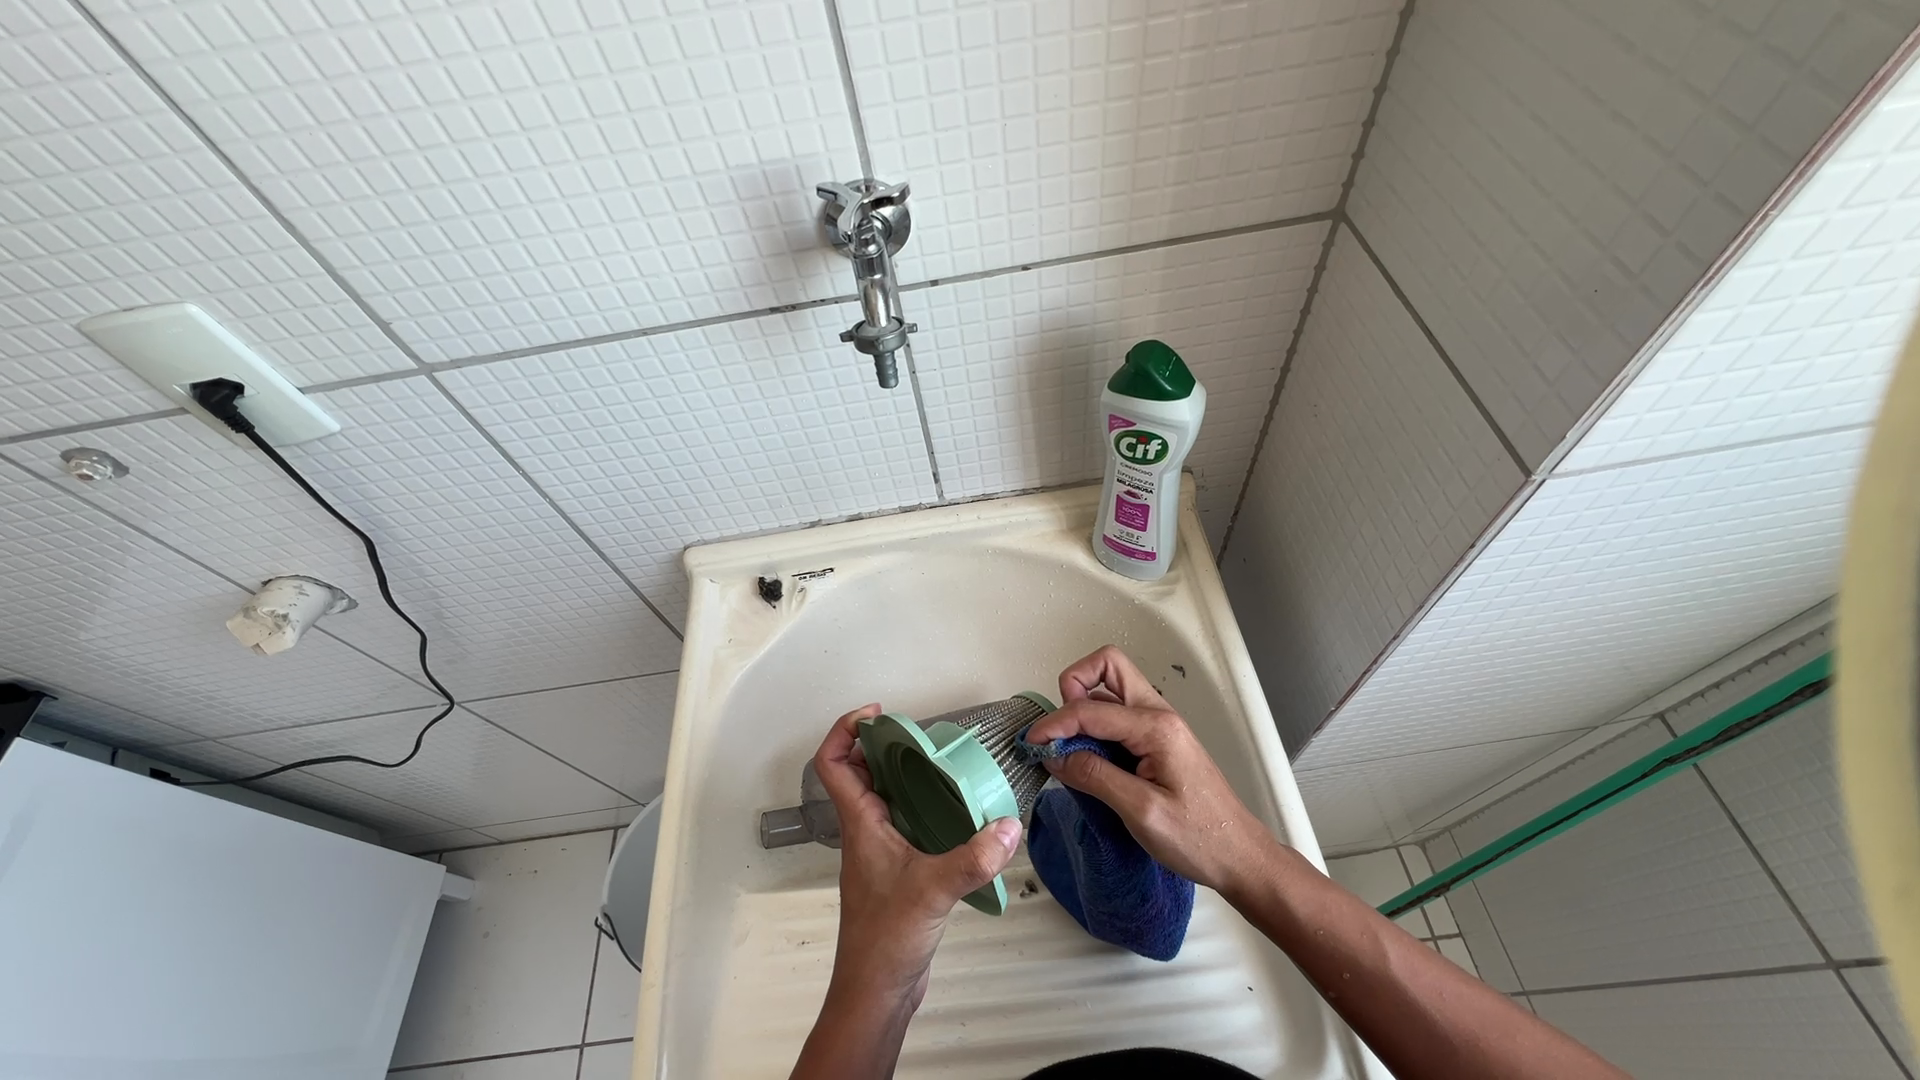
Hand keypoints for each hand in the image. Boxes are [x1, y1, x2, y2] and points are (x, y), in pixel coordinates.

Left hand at [811, 704, 1022, 1009]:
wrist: (876, 990)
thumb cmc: (883, 942)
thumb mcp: (933, 891)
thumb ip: (971, 858)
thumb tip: (1005, 827)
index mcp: (860, 825)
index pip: (832, 763)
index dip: (845, 730)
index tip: (876, 714)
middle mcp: (865, 831)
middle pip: (858, 772)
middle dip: (880, 745)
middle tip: (914, 733)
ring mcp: (880, 849)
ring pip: (881, 797)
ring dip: (901, 774)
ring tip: (937, 763)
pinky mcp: (898, 868)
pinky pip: (904, 821)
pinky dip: (922, 805)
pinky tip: (954, 812)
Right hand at [1023, 646, 1279, 893]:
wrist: (1239, 856)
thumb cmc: (1199, 838)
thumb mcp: (1141, 811)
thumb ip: (1095, 777)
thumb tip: (1055, 756)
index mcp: (1157, 727)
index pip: (1091, 708)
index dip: (1055, 724)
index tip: (1031, 745)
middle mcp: (1159, 714)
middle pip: (1108, 666)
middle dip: (1073, 684)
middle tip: (1057, 727)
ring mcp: (1158, 725)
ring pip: (1111, 688)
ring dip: (1082, 704)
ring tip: (1065, 745)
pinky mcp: (1156, 742)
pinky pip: (1117, 716)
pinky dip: (1093, 725)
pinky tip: (1084, 757)